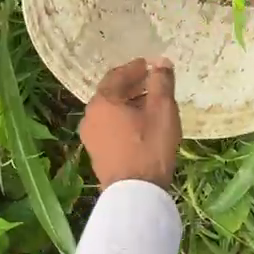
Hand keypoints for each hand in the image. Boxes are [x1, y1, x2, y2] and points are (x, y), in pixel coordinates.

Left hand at [79, 57, 181, 188]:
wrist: (135, 192)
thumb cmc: (150, 146)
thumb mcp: (162, 110)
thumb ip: (161, 82)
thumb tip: (161, 61)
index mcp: (103, 102)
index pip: (117, 75)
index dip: (135, 68)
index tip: (151, 65)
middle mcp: (90, 116)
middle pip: (111, 92)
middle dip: (132, 85)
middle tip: (153, 82)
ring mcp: (90, 136)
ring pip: (110, 111)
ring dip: (128, 103)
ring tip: (150, 104)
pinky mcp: (96, 152)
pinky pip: (109, 126)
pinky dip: (123, 119)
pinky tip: (141, 125)